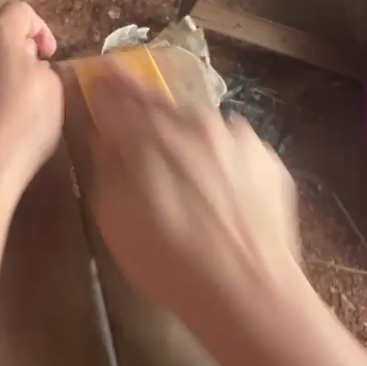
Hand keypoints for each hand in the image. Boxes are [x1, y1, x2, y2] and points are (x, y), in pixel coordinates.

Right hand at [81, 65, 302, 327]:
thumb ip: (106, 164)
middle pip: (160, 102)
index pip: (118, 92)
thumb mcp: (113, 215)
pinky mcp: (267, 159)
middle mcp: (194, 122)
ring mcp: (237, 137)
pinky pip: (231, 146)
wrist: (248, 291)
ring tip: (179, 167)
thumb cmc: (166, 259)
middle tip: (133, 120)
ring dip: (183, 133)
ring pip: (199, 123)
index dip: (106, 82)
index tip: (99, 74)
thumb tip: (106, 135)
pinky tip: (214, 188)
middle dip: (143, 106)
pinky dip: (216, 156)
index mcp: (149, 133)